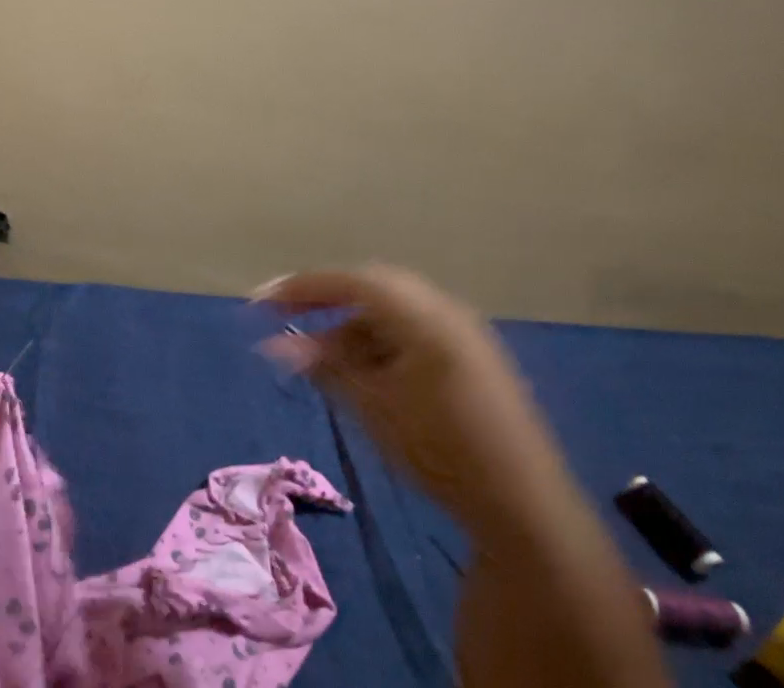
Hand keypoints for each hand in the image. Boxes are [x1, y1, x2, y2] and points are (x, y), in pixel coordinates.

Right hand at [254, 265, 567, 534]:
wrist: (521, 503)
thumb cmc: (438, 449)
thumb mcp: (371, 407)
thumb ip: (325, 367)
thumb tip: (278, 345)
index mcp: (423, 316)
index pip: (351, 281)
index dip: (302, 287)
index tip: (262, 302)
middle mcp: (445, 311)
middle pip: (373, 288)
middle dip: (325, 301)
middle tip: (285, 320)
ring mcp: (463, 333)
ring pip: (393, 311)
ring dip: (351, 326)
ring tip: (320, 359)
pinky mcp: (472, 357)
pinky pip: (413, 330)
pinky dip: (378, 341)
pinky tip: (362, 371)